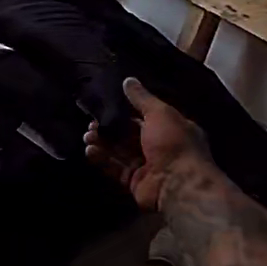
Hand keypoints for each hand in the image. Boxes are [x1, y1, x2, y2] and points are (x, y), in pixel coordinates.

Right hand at [83, 77, 211, 212]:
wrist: (179, 185)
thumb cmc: (173, 144)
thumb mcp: (160, 114)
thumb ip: (142, 98)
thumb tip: (128, 80)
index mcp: (171, 128)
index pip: (143, 117)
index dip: (124, 112)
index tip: (104, 107)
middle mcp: (159, 146)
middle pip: (128, 134)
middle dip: (109, 128)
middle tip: (91, 124)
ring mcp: (146, 165)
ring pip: (119, 151)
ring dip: (102, 143)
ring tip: (87, 137)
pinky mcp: (134, 181)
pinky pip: (115, 167)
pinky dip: (102, 159)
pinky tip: (90, 151)